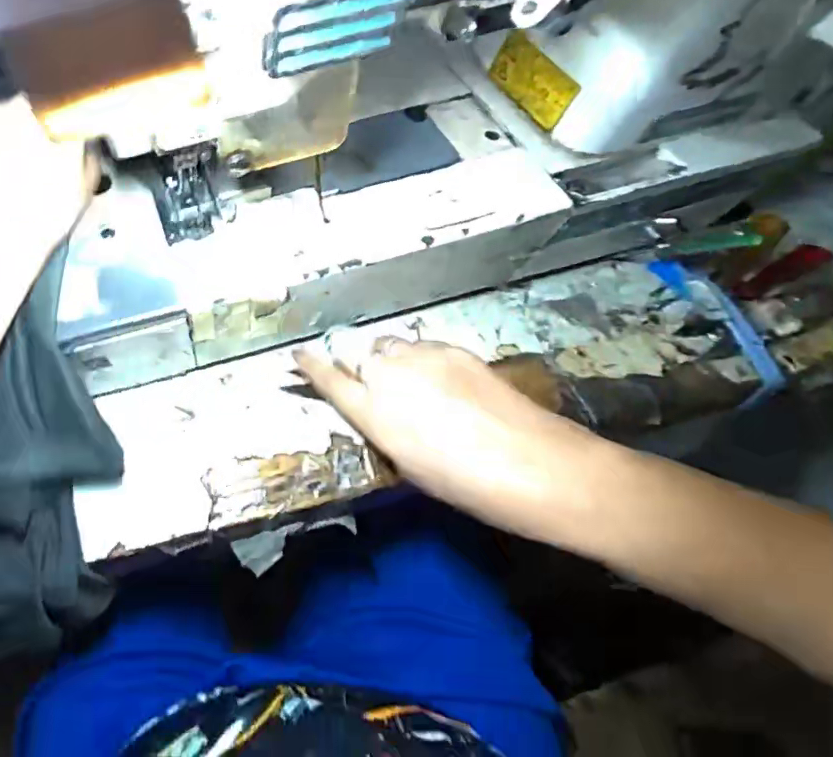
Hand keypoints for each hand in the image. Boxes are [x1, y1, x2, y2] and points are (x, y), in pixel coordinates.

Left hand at [0, 96, 97, 250]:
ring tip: (16, 162)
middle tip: (43, 153)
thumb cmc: (49, 208)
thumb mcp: (88, 181)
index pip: (68, 104)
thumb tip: (84, 138)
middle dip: (39, 123)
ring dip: (12, 129)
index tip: (72, 135)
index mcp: (58, 111)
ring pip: (6, 113)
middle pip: (36, 105)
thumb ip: (89, 149)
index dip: (71, 119)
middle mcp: (22, 101)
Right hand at [295, 337, 617, 541]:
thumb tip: (381, 414)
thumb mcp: (410, 466)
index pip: (329, 380)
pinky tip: (443, 379)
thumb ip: (384, 431)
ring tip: (412, 383)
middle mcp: (390, 376)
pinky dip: (422, 359)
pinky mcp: (452, 348)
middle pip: (361, 359)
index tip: (298, 354)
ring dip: (392, 362)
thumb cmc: (468, 486)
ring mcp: (422, 357)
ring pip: (391, 348)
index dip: (310, 366)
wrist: (534, 463)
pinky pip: (423, 347)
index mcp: (374, 413)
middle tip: (382, 392)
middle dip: (363, 370)